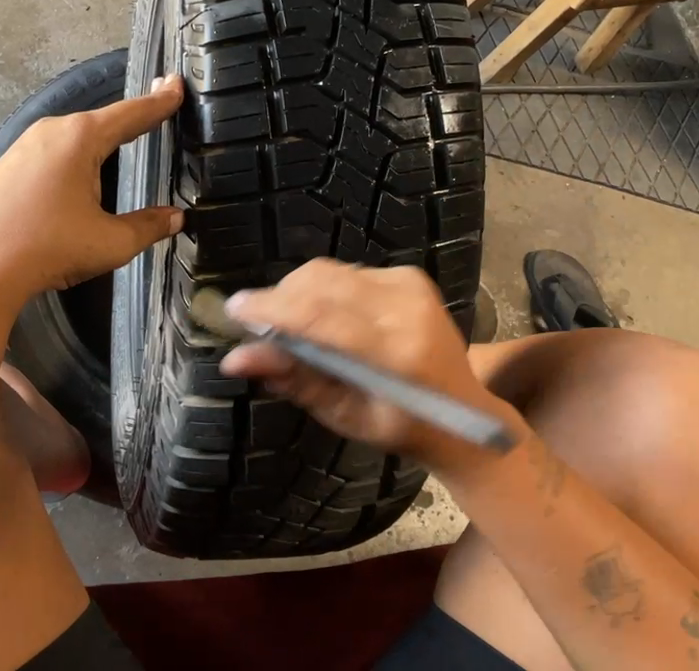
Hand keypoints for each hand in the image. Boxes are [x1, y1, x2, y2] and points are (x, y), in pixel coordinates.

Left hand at [0, 75, 183, 297]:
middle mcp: (50, 132)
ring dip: (98, 146)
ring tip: (121, 152)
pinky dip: (72, 163)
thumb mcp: (111, 243)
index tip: (176, 84)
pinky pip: (50, 157)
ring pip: (72, 141)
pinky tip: (75, 184)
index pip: (132, 114)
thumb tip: (175, 219)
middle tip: (156, 112)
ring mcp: (22, 149)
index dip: (159, 102)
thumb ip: (148, 227)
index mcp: (80, 138)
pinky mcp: (4, 170)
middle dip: (129, 122)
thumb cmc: (48, 248)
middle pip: (100, 123)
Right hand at [218, 260, 521, 471]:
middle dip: (279, 297)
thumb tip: (234, 359)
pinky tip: (326, 316)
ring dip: (299, 292)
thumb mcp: (344, 415)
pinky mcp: (411, 276)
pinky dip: (324, 290)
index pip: (320, 318)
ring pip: (330, 272)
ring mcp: (411, 286)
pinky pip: (348, 272)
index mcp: (396, 353)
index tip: (233, 310)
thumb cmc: (402, 426)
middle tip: (257, 323)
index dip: (271, 309)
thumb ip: (293, 379)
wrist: (465, 410)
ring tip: (289, 323)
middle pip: (321, 282)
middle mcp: (406, 309)